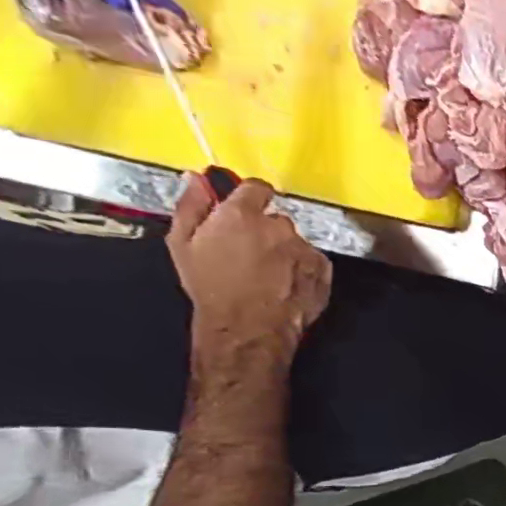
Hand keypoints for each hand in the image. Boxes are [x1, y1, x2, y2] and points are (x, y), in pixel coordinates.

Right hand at [167, 174, 331, 361]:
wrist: (250, 326)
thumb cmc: (212, 286)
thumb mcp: (183, 242)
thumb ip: (191, 205)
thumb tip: (197, 179)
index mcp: (242, 214)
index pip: (257, 187)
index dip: (251, 196)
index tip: (246, 206)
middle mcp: (279, 227)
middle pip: (276, 220)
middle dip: (265, 230)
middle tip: (249, 252)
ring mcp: (305, 249)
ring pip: (295, 242)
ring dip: (285, 251)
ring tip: (268, 274)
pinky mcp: (323, 269)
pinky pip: (313, 260)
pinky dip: (302, 268)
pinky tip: (286, 283)